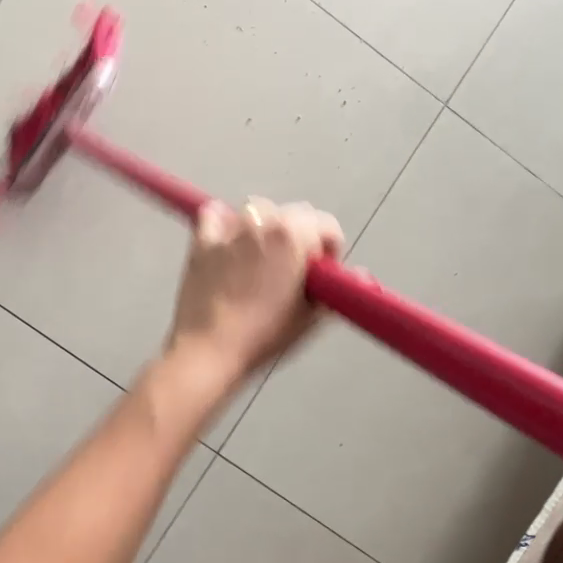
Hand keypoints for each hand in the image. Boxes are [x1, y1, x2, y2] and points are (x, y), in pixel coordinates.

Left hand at [167, 197, 343, 383]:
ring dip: (263, 227)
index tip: (320, 274)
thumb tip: (361, 275)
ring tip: (258, 261)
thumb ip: (335, 290)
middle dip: (298, 237)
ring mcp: (229, 231)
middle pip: (293, 214)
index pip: (326, 225)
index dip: (328, 249)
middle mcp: (263, 223)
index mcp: (294, 236)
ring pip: (256, 211)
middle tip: (290, 272)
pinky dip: (221, 223)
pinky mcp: (201, 243)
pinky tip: (226, 245)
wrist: (208, 351)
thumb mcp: (310, 318)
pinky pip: (213, 215)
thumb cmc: (262, 337)